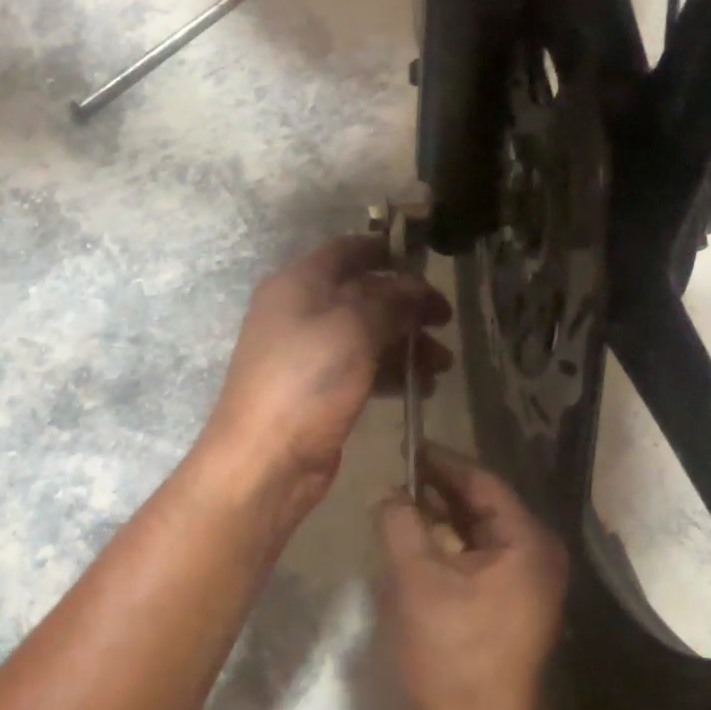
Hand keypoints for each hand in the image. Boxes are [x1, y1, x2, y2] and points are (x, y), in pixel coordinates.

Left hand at [203, 234, 452, 510]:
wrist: (265, 459)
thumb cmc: (307, 380)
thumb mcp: (353, 328)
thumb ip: (388, 300)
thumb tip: (415, 286)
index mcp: (298, 283)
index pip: (346, 250)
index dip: (386, 250)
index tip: (426, 259)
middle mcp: (300, 311)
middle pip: (363, 294)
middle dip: (407, 305)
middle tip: (445, 320)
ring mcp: (309, 353)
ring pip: (367, 334)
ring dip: (406, 344)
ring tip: (442, 365)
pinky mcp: (319, 390)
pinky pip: (362, 368)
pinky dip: (391, 372)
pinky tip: (422, 388)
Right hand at [376, 444, 568, 709]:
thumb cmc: (450, 655)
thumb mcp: (415, 579)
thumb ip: (400, 523)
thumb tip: (391, 493)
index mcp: (527, 542)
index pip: (483, 481)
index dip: (442, 461)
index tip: (406, 446)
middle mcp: (538, 556)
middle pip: (484, 505)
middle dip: (439, 489)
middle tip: (397, 473)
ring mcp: (530, 584)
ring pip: (480, 533)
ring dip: (442, 517)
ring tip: (399, 502)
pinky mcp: (514, 606)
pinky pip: (480, 559)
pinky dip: (450, 546)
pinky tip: (417, 541)